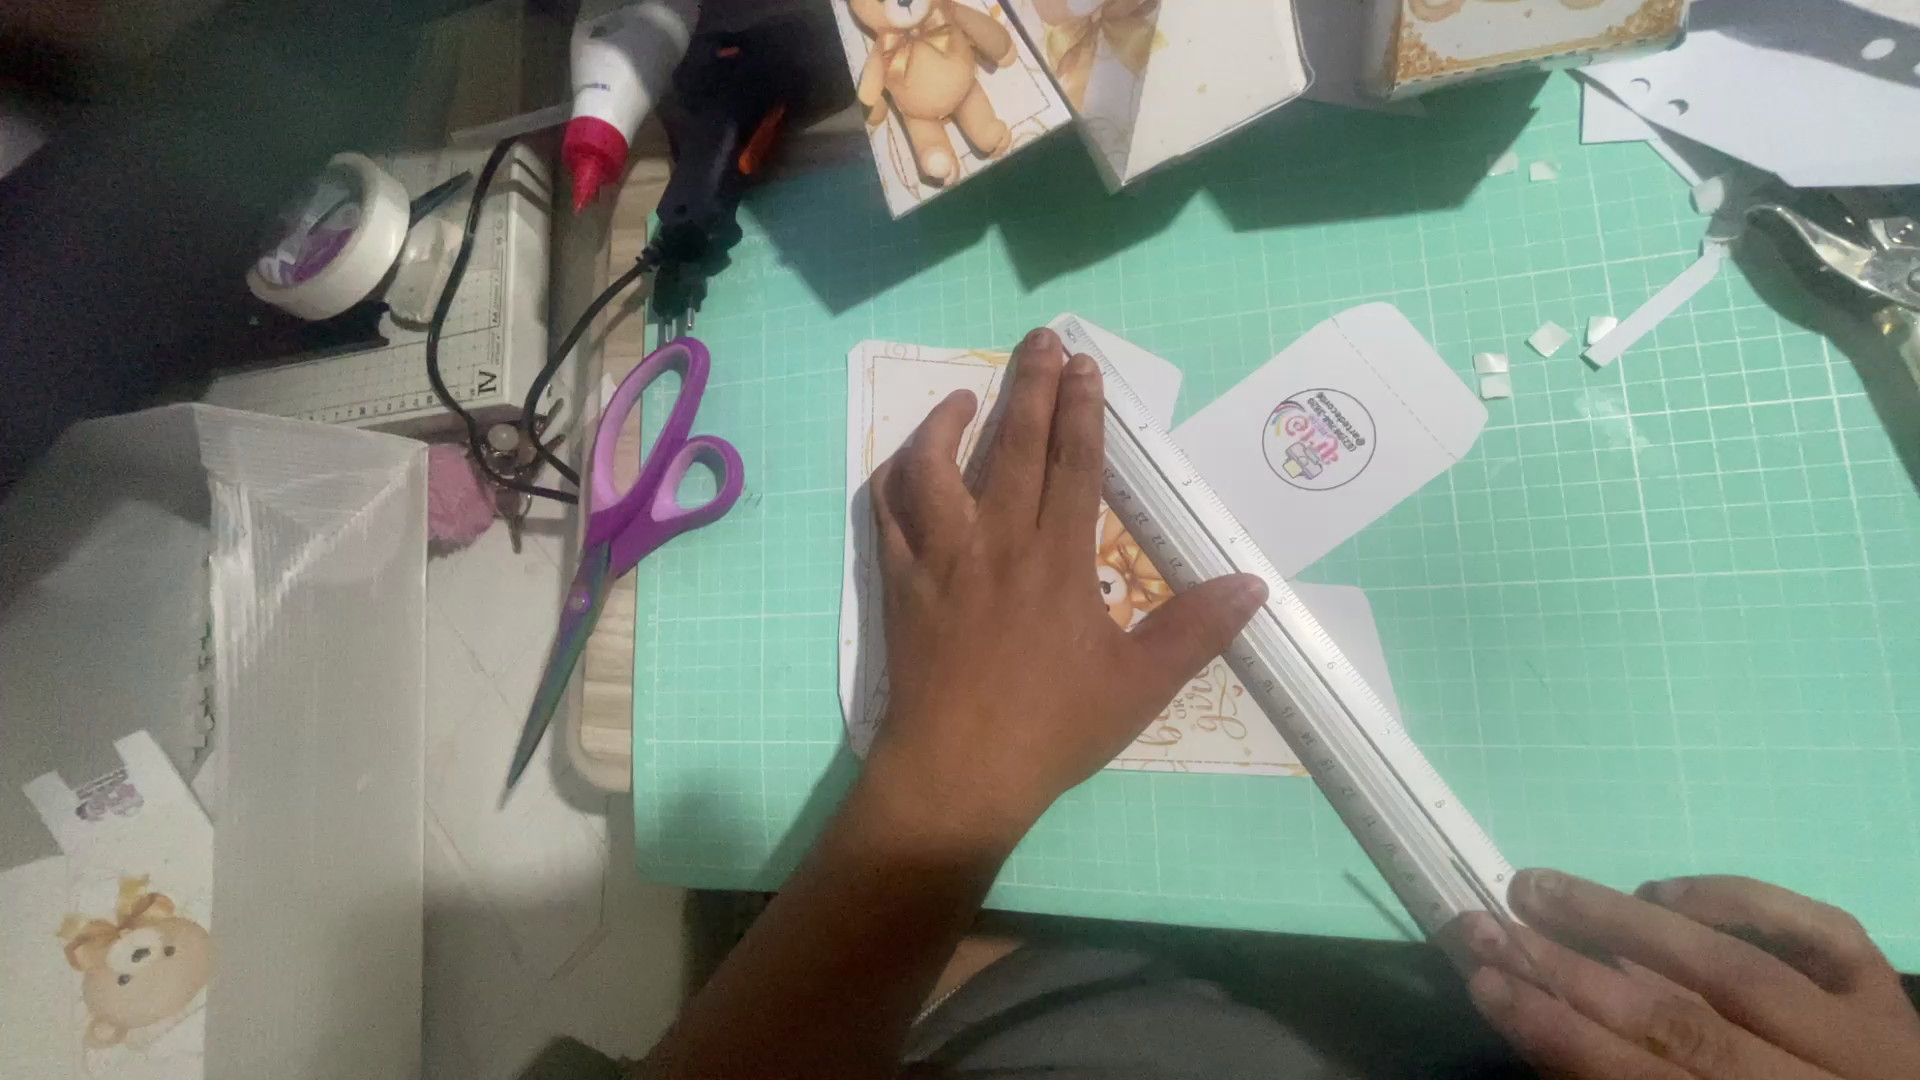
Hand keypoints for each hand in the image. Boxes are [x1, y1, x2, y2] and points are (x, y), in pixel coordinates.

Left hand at [861, 327, 1266, 846]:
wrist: (958, 772)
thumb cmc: (1052, 729)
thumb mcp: (1140, 686)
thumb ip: (1195, 629)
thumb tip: (1252, 585)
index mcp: (1058, 560)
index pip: (1075, 464)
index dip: (1084, 410)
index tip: (1085, 367)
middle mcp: (997, 543)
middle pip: (1014, 447)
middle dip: (1030, 387)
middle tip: (1039, 340)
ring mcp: (941, 559)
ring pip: (936, 468)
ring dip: (948, 422)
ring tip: (965, 395)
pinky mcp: (901, 581)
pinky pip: (888, 514)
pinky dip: (895, 478)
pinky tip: (907, 464)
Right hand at [1457, 869, 1919, 1079]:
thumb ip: (1602, 1074)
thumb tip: (1519, 1000)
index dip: (1558, 1030)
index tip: (1482, 981)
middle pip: (1685, 1025)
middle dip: (1566, 971)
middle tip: (1483, 926)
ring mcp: (1878, 1043)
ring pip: (1739, 971)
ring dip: (1618, 919)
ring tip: (1535, 886)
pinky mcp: (1887, 996)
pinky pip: (1822, 931)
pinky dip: (1737, 899)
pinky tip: (1664, 890)